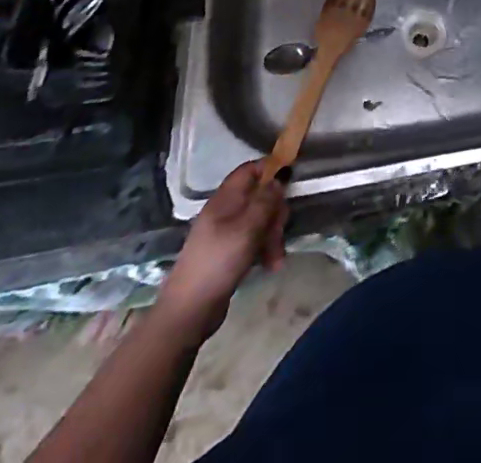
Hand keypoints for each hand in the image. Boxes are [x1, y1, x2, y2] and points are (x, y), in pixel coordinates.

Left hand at [154, 160, 286, 341]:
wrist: (189, 310)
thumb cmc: (218, 263)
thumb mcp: (247, 228)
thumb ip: (265, 200)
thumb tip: (279, 175)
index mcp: (224, 200)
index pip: (249, 170)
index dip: (270, 169)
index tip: (291, 180)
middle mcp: (225, 212)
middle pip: (260, 197)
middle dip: (275, 213)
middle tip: (279, 231)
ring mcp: (226, 233)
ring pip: (260, 221)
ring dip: (273, 236)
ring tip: (276, 259)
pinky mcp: (230, 252)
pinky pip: (255, 240)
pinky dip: (265, 250)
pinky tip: (270, 265)